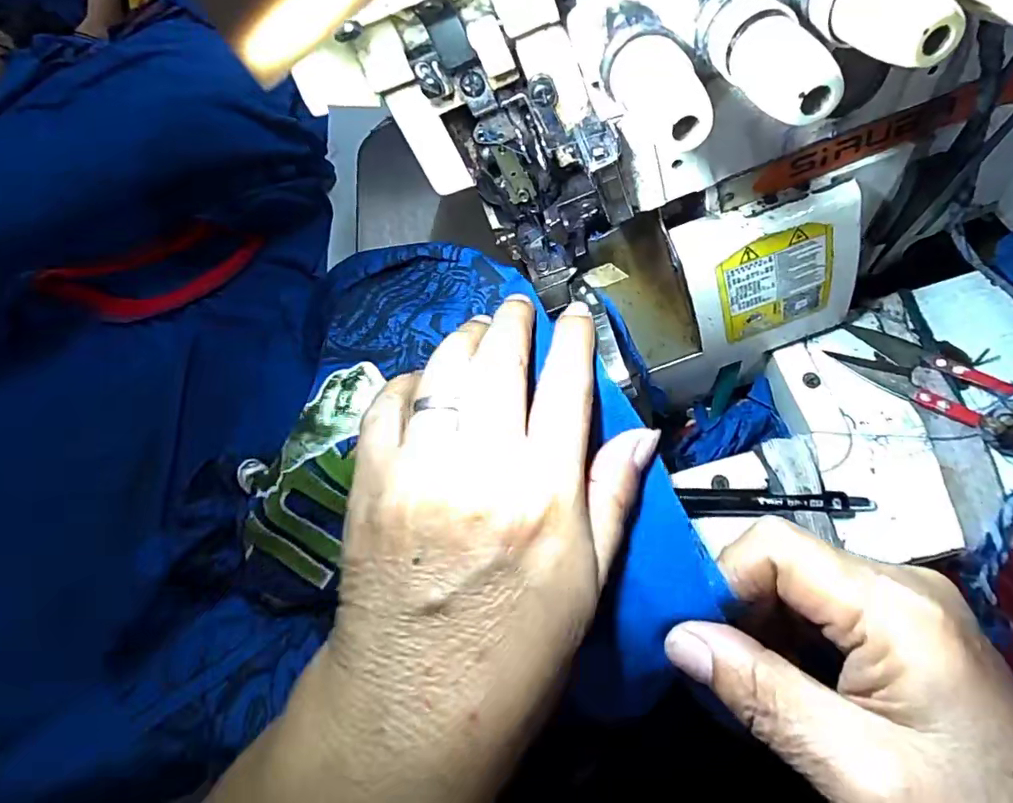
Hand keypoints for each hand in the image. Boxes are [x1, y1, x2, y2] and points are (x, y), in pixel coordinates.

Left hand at [211, 294, 658, 802]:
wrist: (413, 707)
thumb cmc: (516, 653)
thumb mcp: (585, 584)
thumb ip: (613, 497)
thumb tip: (643, 431)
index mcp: (544, 496)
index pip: (565, 389)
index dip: (573, 340)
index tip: (576, 315)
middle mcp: (481, 469)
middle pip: (499, 362)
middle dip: (512, 320)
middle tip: (518, 306)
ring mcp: (417, 470)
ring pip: (442, 371)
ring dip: (462, 338)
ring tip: (476, 329)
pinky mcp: (369, 481)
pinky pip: (386, 404)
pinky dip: (407, 380)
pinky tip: (423, 380)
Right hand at [664, 519, 1012, 802]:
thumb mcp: (861, 772)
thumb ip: (766, 696)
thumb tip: (677, 638)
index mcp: (897, 603)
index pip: (773, 544)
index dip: (723, 582)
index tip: (697, 643)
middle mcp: (903, 583)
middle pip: (784, 561)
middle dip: (739, 611)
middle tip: (720, 677)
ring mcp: (910, 604)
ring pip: (797, 585)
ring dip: (761, 631)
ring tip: (751, 691)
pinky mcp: (911, 630)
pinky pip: (825, 611)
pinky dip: (791, 643)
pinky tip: (788, 689)